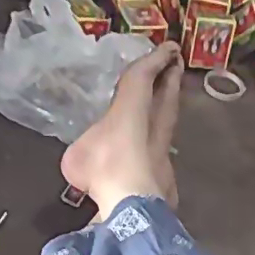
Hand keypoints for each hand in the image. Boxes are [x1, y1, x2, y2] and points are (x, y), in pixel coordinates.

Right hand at [60, 42, 182, 218]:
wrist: (131, 205)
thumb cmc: (103, 168)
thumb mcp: (78, 157)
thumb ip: (86, 152)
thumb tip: (90, 167)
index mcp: (131, 110)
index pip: (144, 78)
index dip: (155, 61)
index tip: (169, 49)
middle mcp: (153, 130)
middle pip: (167, 99)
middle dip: (171, 82)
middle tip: (176, 68)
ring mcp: (164, 158)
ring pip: (168, 130)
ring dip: (166, 118)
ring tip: (163, 111)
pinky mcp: (167, 184)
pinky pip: (162, 161)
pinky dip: (157, 156)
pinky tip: (151, 163)